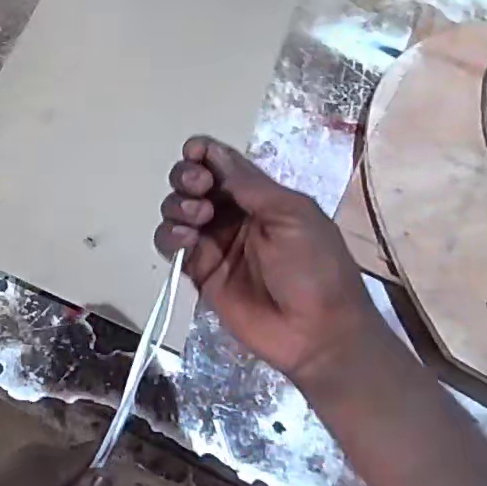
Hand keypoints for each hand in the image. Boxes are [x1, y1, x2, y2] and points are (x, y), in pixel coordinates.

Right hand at [153, 136, 384, 384]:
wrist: (316, 332)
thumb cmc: (315, 267)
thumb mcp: (293, 215)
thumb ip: (250, 185)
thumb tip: (213, 153)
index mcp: (259, 196)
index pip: (221, 164)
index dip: (203, 153)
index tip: (195, 154)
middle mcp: (232, 214)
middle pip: (191, 182)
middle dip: (187, 176)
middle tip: (200, 188)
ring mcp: (212, 243)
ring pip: (176, 210)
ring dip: (178, 204)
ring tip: (198, 217)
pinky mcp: (198, 271)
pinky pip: (171, 245)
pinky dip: (170, 235)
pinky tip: (186, 238)